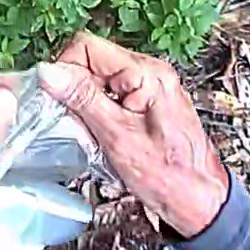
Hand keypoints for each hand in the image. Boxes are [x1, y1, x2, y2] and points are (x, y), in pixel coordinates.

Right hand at [38, 32, 227, 237]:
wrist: (201, 202)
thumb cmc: (168, 176)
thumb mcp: (117, 137)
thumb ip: (82, 99)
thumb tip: (49, 72)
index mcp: (145, 72)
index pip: (87, 46)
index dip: (65, 70)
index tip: (61, 100)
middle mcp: (150, 70)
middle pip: (92, 60)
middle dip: (77, 90)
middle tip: (81, 123)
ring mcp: (150, 83)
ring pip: (99, 77)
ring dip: (87, 103)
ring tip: (97, 132)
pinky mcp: (148, 98)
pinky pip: (111, 92)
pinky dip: (100, 111)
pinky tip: (107, 133)